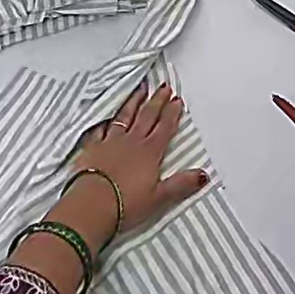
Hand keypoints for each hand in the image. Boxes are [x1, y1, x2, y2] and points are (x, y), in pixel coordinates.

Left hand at [70, 83, 205, 237]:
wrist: (91, 206)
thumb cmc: (125, 204)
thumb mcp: (160, 198)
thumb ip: (181, 184)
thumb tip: (203, 176)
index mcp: (150, 153)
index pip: (164, 128)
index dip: (172, 113)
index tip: (177, 100)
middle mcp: (131, 143)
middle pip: (147, 117)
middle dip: (157, 101)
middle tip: (163, 87)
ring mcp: (110, 143)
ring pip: (124, 117)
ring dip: (133, 102)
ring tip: (139, 90)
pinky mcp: (91, 149)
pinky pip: (99, 130)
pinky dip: (103, 122)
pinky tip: (104, 117)